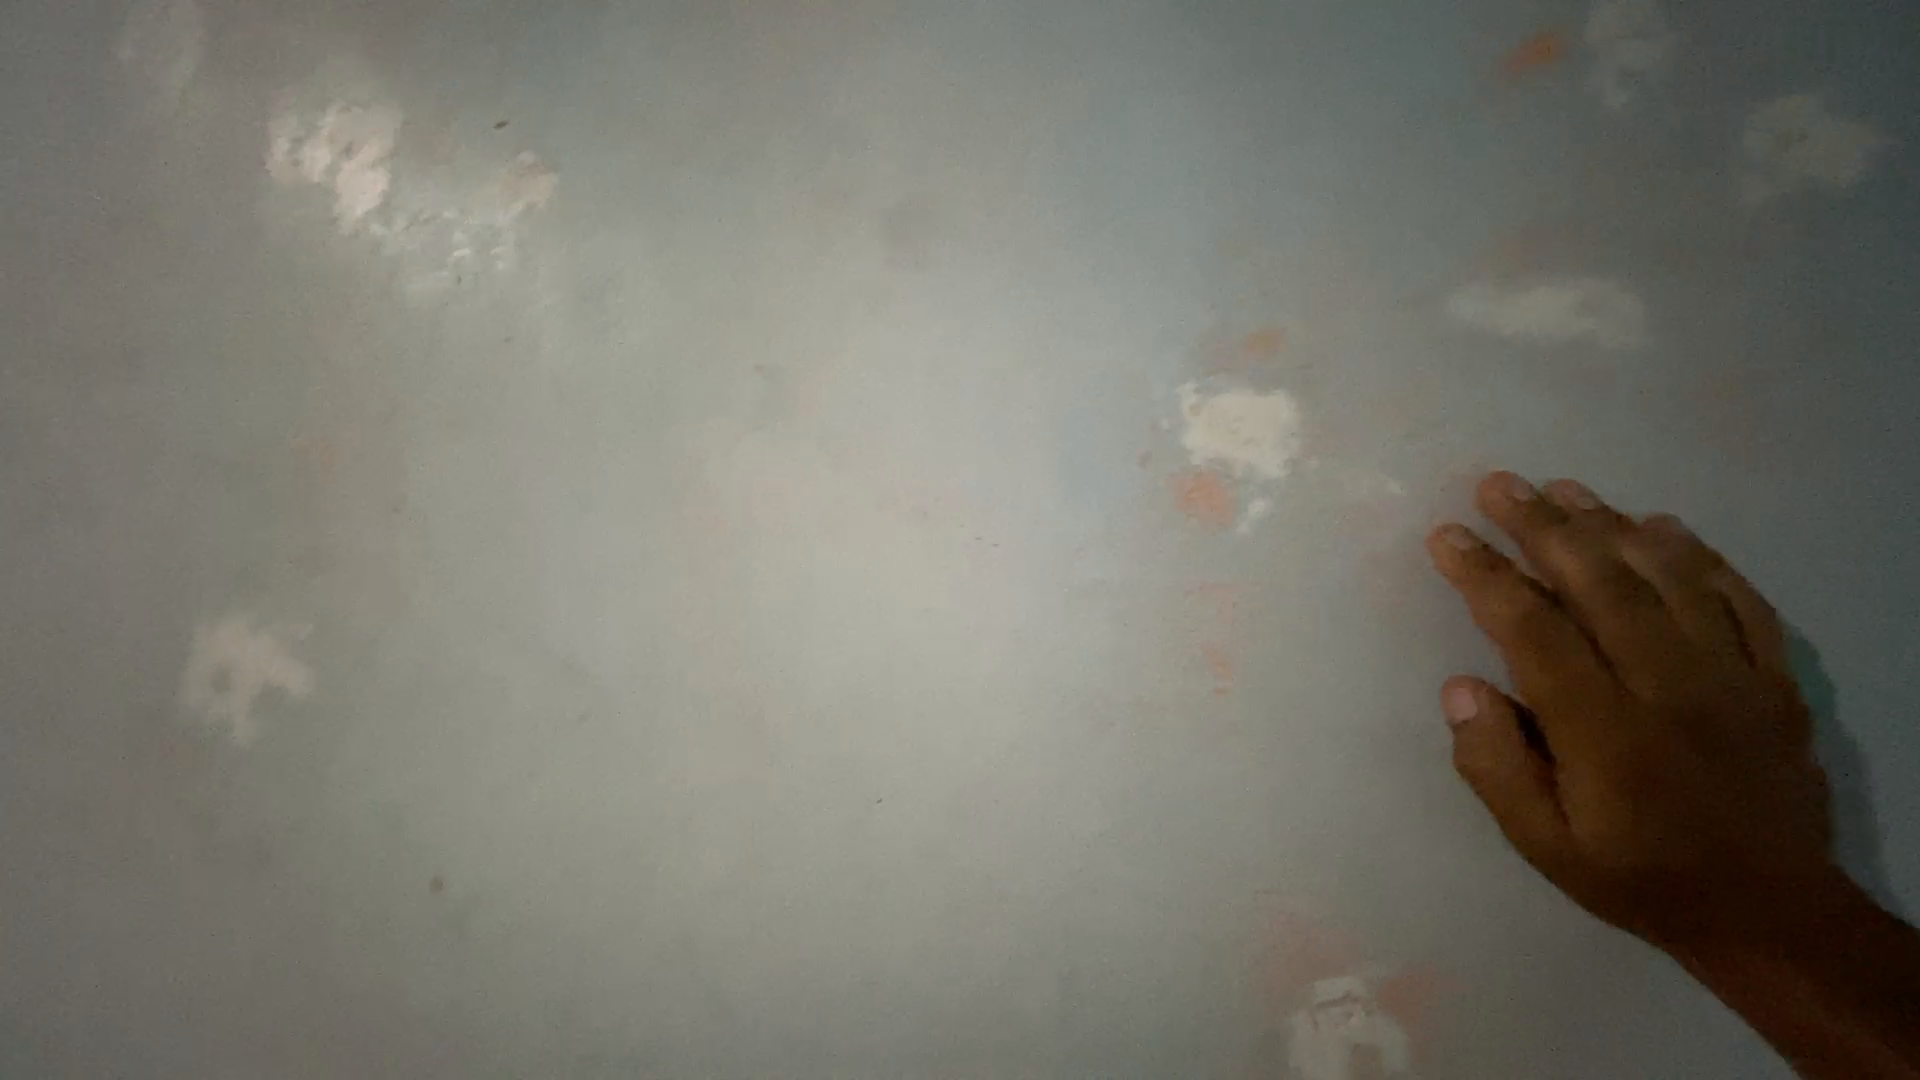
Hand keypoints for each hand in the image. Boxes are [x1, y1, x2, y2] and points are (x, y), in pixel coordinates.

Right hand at [1426, 472, 1836, 950]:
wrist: (1774, 917)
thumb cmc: (1634, 873)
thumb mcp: (1540, 842)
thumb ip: (1493, 765)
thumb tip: (1461, 687)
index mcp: (1603, 728)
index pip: (1532, 629)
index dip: (1484, 575)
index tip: (1447, 536)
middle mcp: (1669, 688)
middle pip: (1600, 585)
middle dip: (1542, 527)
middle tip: (1499, 484)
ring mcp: (1732, 680)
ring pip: (1669, 580)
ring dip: (1611, 526)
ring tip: (1565, 488)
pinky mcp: (1774, 683)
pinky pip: (1741, 602)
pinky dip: (1700, 557)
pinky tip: (1663, 526)